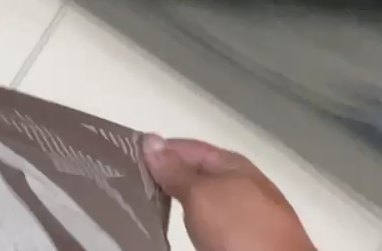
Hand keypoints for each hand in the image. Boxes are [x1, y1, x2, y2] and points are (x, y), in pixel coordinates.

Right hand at [143, 136, 317, 250]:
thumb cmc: (240, 231)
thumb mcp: (199, 193)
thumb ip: (172, 168)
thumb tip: (150, 140)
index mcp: (235, 165)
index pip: (186, 147)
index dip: (158, 151)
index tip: (129, 162)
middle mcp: (245, 186)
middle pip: (196, 175)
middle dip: (168, 179)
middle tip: (137, 187)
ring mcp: (251, 219)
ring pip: (204, 204)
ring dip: (181, 205)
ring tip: (152, 209)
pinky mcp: (252, 246)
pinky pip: (213, 228)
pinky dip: (196, 227)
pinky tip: (183, 232)